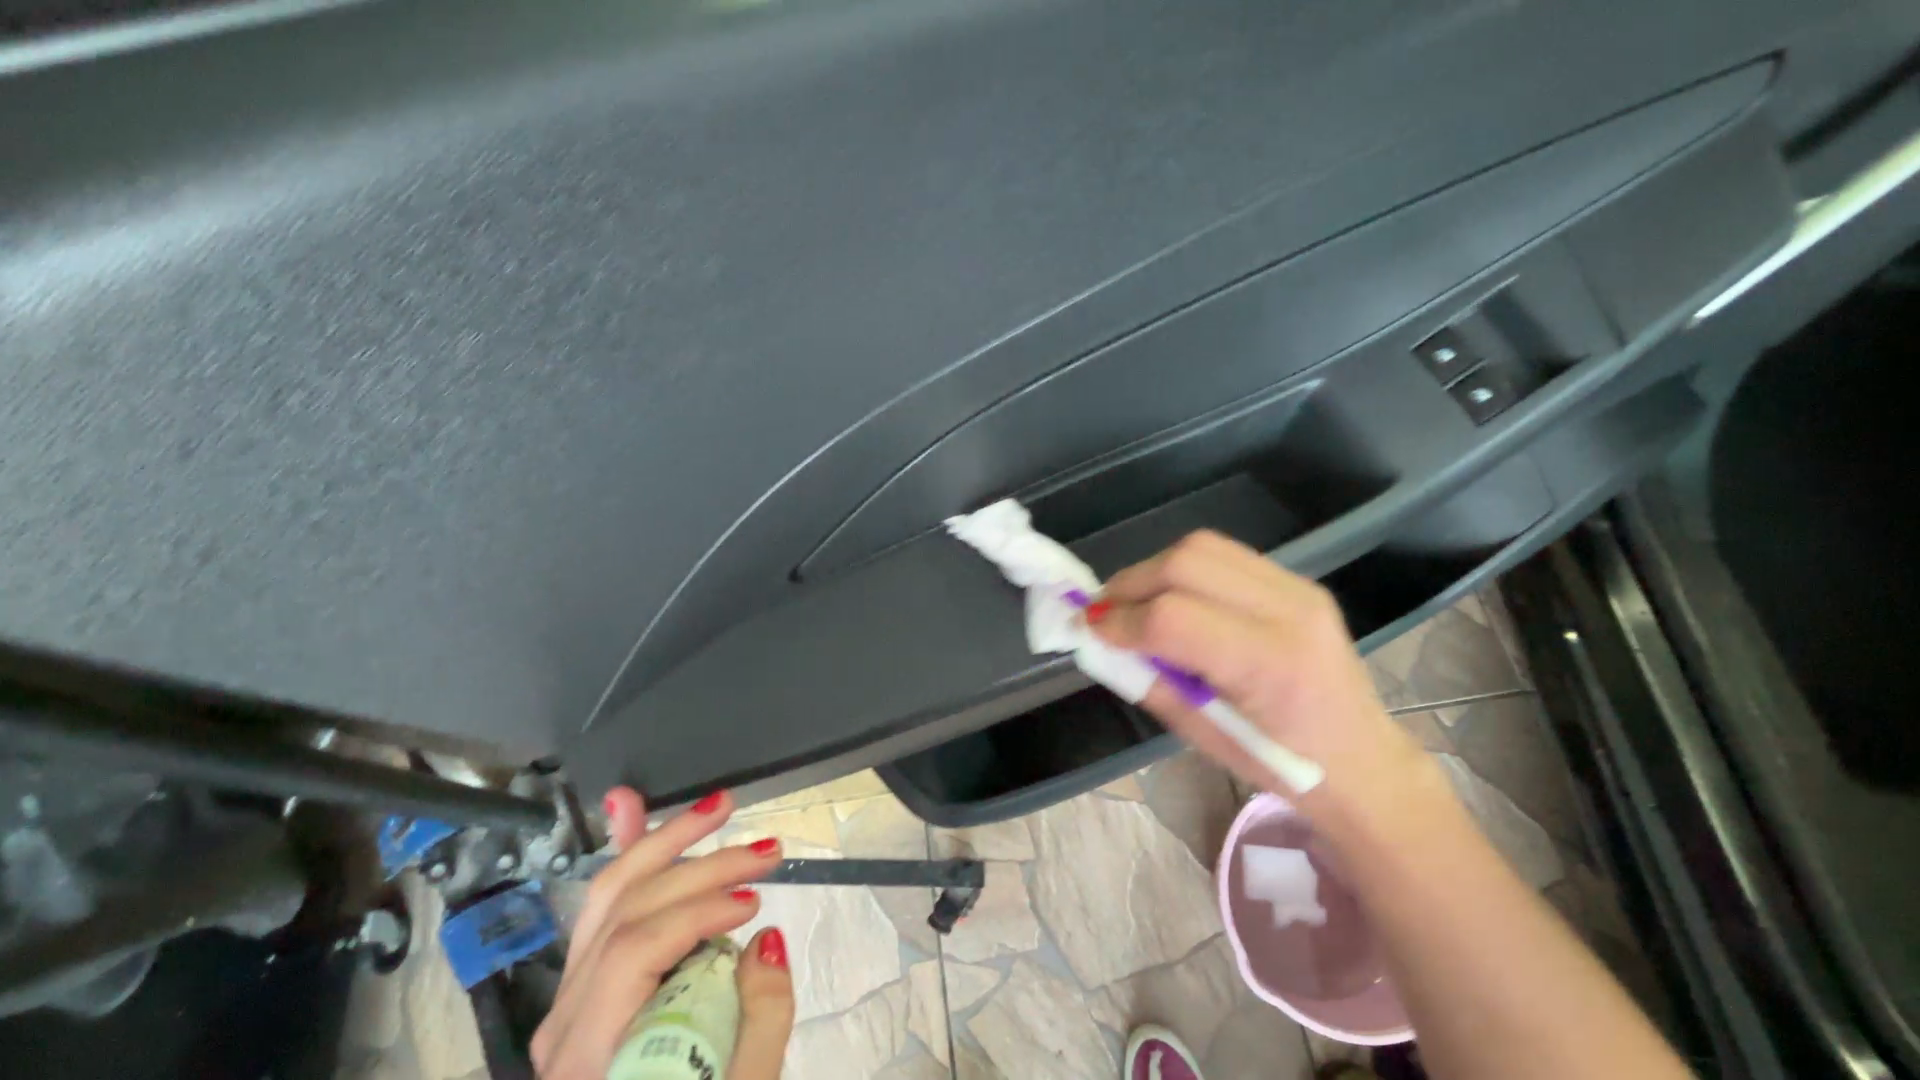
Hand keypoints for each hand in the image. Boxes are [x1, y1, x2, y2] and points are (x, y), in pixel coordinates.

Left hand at [530, 787, 794, 1079]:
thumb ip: (760, 1026)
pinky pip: (602, 918)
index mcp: (590, 1056)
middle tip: (767, 847)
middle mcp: (564, 1023)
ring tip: (719, 807)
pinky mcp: (584, 999)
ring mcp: (567, 1008)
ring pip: (606, 901)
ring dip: (666, 845)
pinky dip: (629, 862)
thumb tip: (766, 942)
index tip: (758, 904)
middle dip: (698, 865)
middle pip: (623, 911)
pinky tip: (632, 811)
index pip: (636, 951)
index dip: (699, 911)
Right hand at [1089, 531, 1445, 836]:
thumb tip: (1103, 643)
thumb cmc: (1284, 766)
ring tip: (1135, 603)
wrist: (1363, 762)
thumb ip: (1151, 682)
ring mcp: (1298, 589)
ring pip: (1203, 547)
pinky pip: (1225, 556)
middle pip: (1187, 562)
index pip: (1174, 617)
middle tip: (1104, 612)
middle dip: (1131, 583)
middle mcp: (1288, 612)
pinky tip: (1174, 599)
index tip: (1090, 631)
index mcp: (1270, 664)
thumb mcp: (1205, 736)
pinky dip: (1185, 571)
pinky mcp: (1298, 582)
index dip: (1121, 620)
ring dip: (1156, 570)